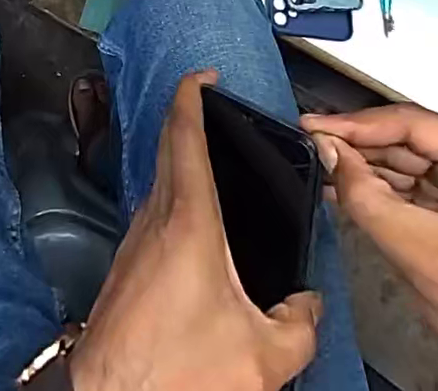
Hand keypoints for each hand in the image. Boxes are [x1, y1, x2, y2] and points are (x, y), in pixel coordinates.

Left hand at [71, 71, 320, 390]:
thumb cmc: (176, 373)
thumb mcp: (261, 357)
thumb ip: (299, 323)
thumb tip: (306, 304)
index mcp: (189, 218)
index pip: (184, 132)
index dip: (192, 93)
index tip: (204, 75)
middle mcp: (156, 214)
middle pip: (168, 140)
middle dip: (187, 111)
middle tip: (212, 102)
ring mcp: (138, 233)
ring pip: (160, 170)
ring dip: (180, 149)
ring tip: (212, 152)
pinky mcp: (130, 255)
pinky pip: (155, 200)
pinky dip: (175, 185)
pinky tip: (197, 212)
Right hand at [301, 106, 437, 390]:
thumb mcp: (424, 253)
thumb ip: (367, 196)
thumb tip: (328, 152)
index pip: (417, 125)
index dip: (359, 125)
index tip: (318, 125)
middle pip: (411, 140)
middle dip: (359, 146)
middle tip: (315, 144)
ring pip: (408, 161)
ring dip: (366, 167)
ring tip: (325, 165)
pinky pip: (413, 185)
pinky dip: (380, 188)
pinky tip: (348, 186)